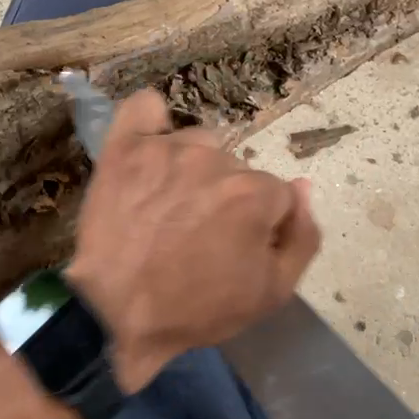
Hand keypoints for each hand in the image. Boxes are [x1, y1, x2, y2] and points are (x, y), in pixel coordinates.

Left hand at [63, 89, 320, 391]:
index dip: (259, 224)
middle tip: (196, 233)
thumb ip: (301, 237)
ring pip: (196, 144)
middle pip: (234, 167)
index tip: (233, 248)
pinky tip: (150, 140)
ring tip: (168, 205)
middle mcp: (212, 159)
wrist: (115, 310)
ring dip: (191, 167)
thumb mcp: (270, 293)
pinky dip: (151, 119)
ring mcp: (164, 148)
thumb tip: (303, 187)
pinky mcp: (123, 146)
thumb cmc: (196, 308)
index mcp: (253, 192)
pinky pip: (143, 107)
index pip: (273, 194)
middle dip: (224, 196)